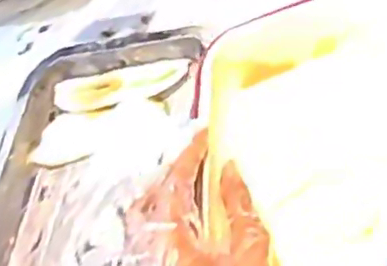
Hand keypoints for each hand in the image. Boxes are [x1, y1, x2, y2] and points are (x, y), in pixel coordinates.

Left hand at [127, 132, 271, 264]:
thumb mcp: (247, 251)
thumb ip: (240, 205)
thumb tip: (233, 171)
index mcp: (168, 232)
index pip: (175, 175)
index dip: (192, 150)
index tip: (207, 133)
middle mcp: (145, 246)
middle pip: (153, 192)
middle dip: (176, 170)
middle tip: (202, 155)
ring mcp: (140, 261)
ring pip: (144, 216)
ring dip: (167, 195)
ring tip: (193, 184)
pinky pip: (145, 237)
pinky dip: (162, 220)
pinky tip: (183, 221)